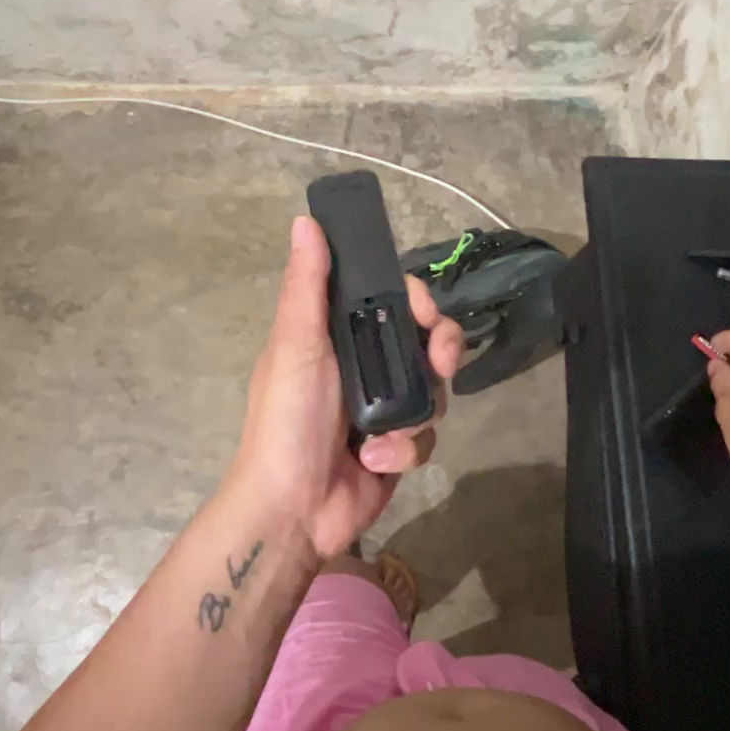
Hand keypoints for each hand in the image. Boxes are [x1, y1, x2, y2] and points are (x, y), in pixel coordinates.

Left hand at [226, 215, 463, 558]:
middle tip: (442, 361)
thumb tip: (306, 221)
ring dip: (416, 411)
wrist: (292, 509)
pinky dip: (404, 450)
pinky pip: (425, 437)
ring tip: (389, 432)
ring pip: (434, 390)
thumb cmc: (287, 420)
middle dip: (441, 349)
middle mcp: (364, 368)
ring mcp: (384, 410)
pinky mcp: (397, 450)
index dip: (415, 300)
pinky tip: (375, 461)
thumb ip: (307, 287)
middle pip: (425, 342)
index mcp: (337, 338)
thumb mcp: (295, 347)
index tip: (425, 311)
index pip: (391, 301)